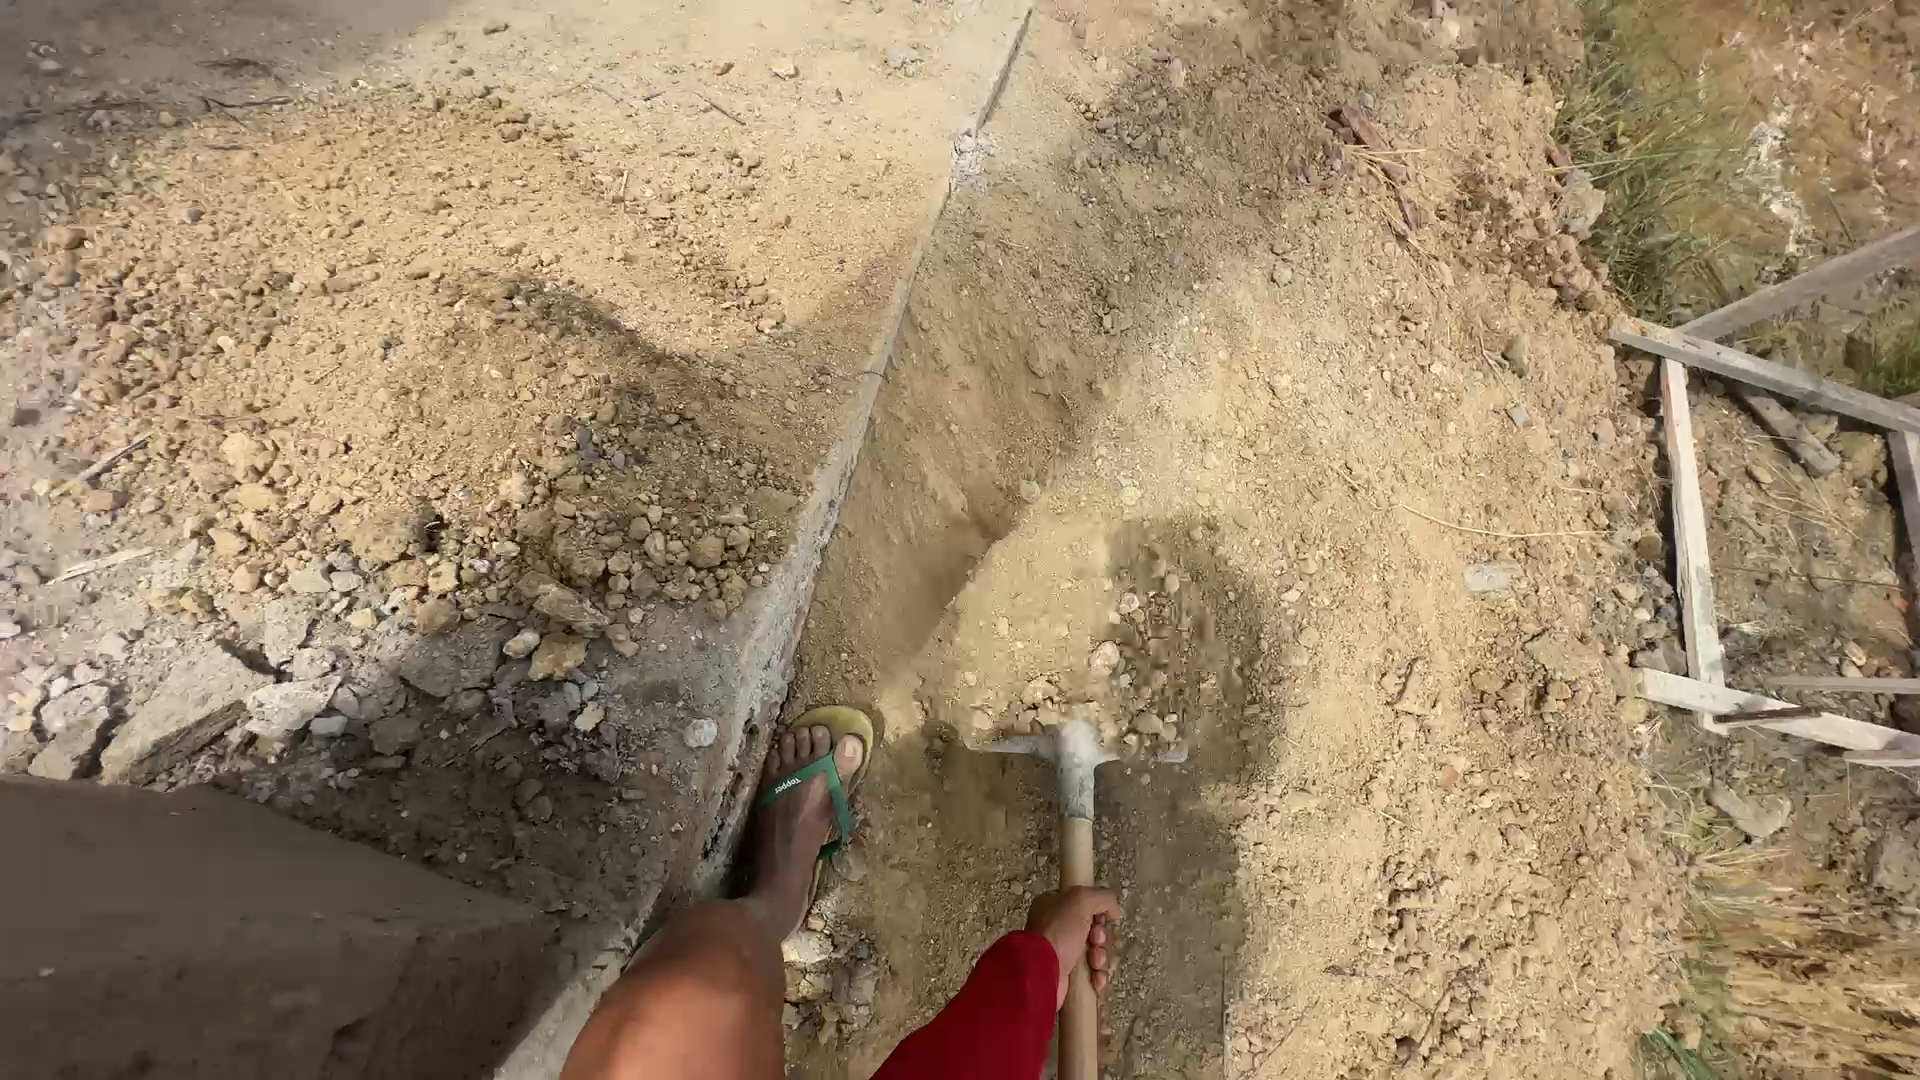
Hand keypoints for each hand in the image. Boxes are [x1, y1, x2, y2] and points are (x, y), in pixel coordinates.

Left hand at [1024, 886, 1119, 1009]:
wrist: (1042, 971)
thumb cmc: (1059, 930)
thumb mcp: (1080, 900)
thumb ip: (1102, 897)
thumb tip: (1114, 911)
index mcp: (1054, 904)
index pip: (1085, 904)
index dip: (1098, 912)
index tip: (1099, 919)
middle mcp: (1057, 926)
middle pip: (1094, 928)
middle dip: (1101, 937)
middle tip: (1095, 941)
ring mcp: (1062, 951)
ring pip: (1096, 951)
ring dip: (1101, 957)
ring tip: (1095, 962)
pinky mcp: (1069, 974)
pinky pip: (1092, 972)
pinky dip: (1098, 975)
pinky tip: (1096, 979)